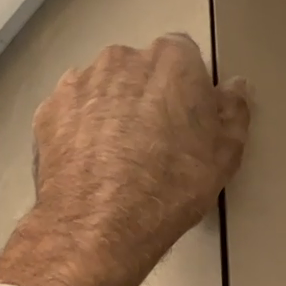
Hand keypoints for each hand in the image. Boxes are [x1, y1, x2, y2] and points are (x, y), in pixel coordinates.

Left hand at [0, 34, 251, 285]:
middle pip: (140, 71)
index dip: (188, 90)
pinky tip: (91, 164)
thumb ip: (234, 112)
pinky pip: (72, 112)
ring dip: (112, 111)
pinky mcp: (48, 110)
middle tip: (156, 143)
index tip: (189, 121)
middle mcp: (122, 59)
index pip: (185, 58)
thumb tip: (236, 89)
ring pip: (103, 89)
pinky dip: (80, 130)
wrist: (99, 227)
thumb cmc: (169, 189)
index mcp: (171, 61)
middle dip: (148, 97)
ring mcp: (79, 82)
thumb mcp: (224, 156)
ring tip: (120, 159)